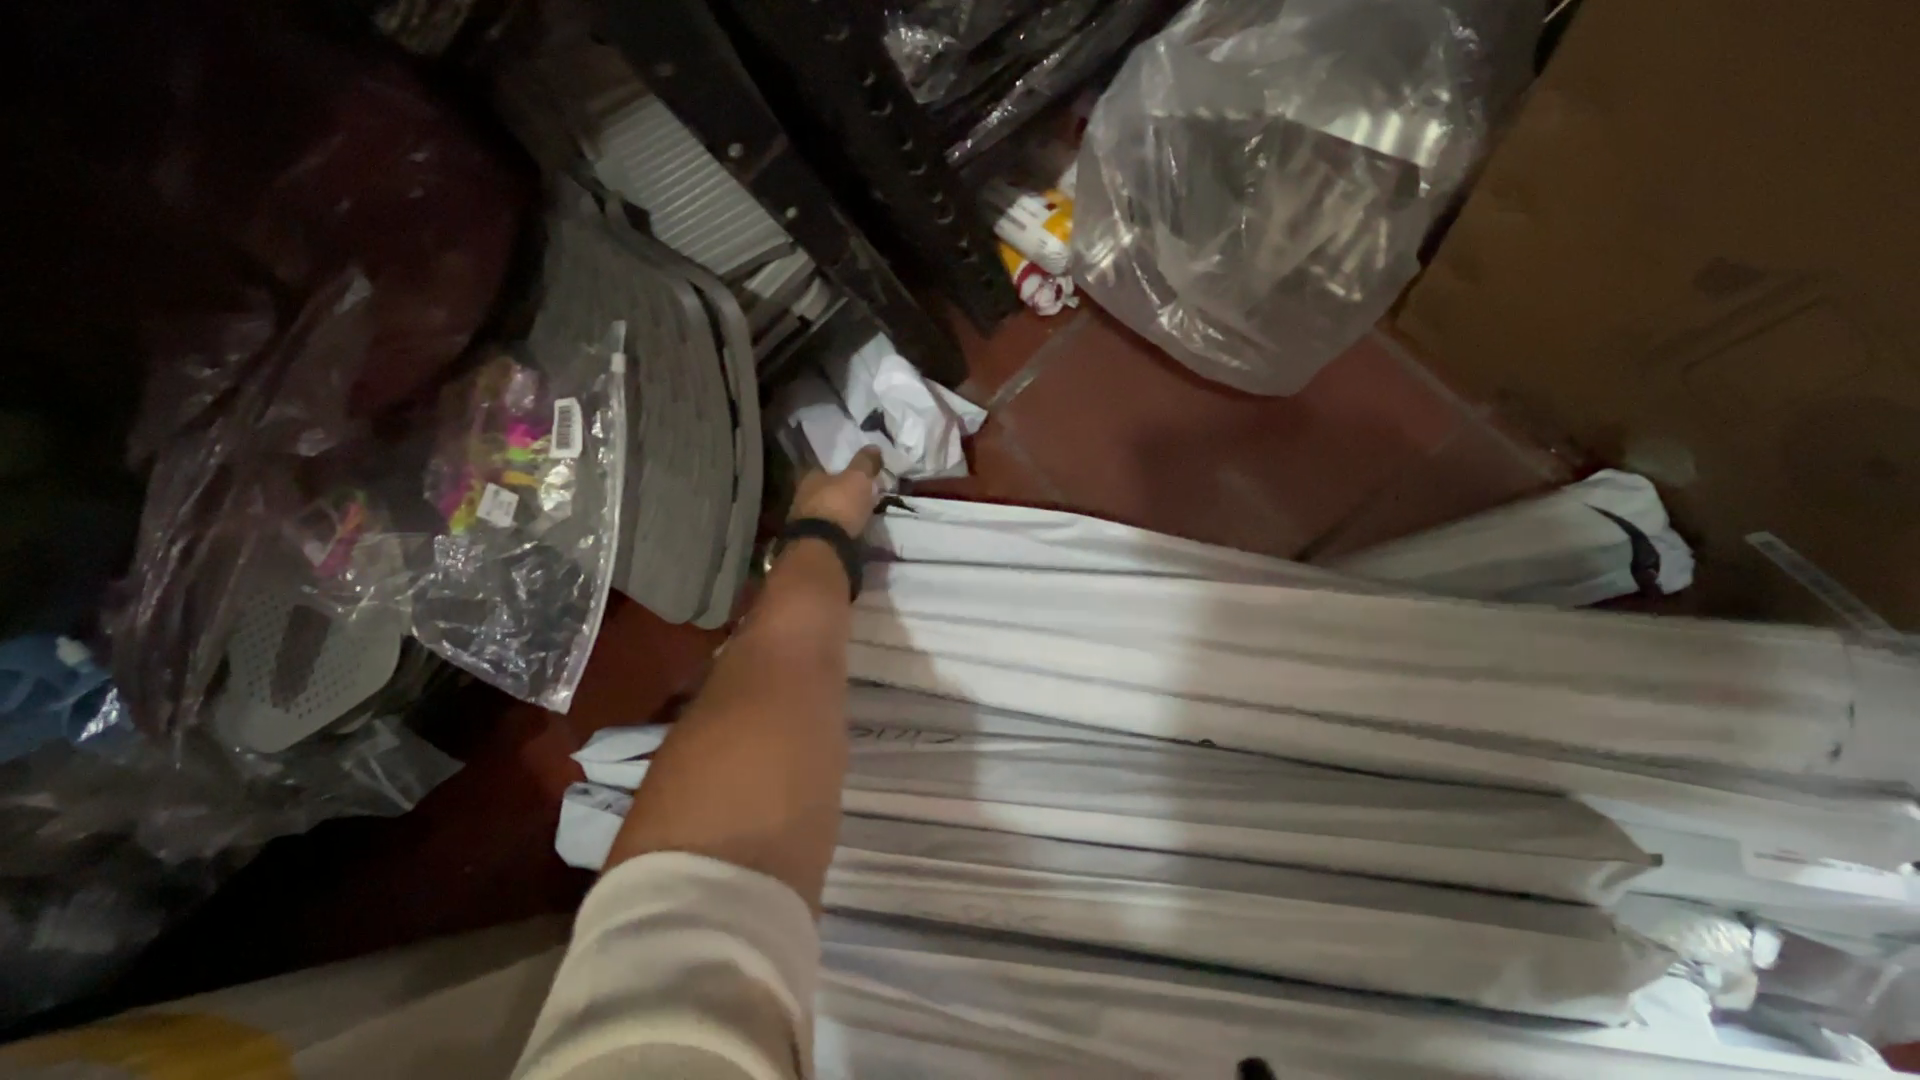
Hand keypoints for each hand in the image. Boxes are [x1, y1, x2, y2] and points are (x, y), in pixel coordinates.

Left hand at [790, 447, 884, 534]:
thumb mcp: (858, 479)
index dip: (840, 470)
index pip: (824, 468)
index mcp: (810, 476)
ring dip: (839, 514)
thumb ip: (865, 463)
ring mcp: (803, 521)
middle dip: (840, 494)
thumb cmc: (839, 505)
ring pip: (824, 512)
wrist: (823, 547)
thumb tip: (873, 446)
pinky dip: (838, 530)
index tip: (855, 475)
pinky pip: (827, 531)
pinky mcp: (810, 542)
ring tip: (858, 517)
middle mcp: (802, 496)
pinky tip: (850, 533)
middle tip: (860, 496)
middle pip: (824, 491)